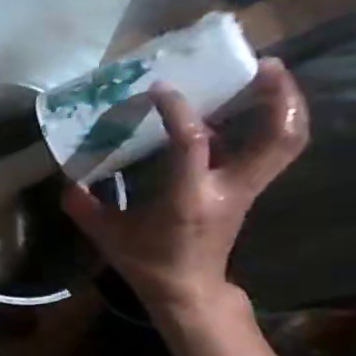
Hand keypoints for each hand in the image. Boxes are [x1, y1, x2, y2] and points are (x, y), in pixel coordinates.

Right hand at [62, 59, 308, 310]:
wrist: (188, 291)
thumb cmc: (149, 263)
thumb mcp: (108, 236)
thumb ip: (84, 207)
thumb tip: (68, 180)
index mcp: (189, 198)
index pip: (193, 143)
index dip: (178, 111)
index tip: (160, 88)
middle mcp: (228, 188)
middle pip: (277, 137)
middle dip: (280, 96)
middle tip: (265, 63)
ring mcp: (245, 189)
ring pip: (286, 141)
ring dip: (287, 104)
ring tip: (270, 73)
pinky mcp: (246, 189)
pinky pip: (269, 150)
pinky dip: (266, 123)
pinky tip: (242, 107)